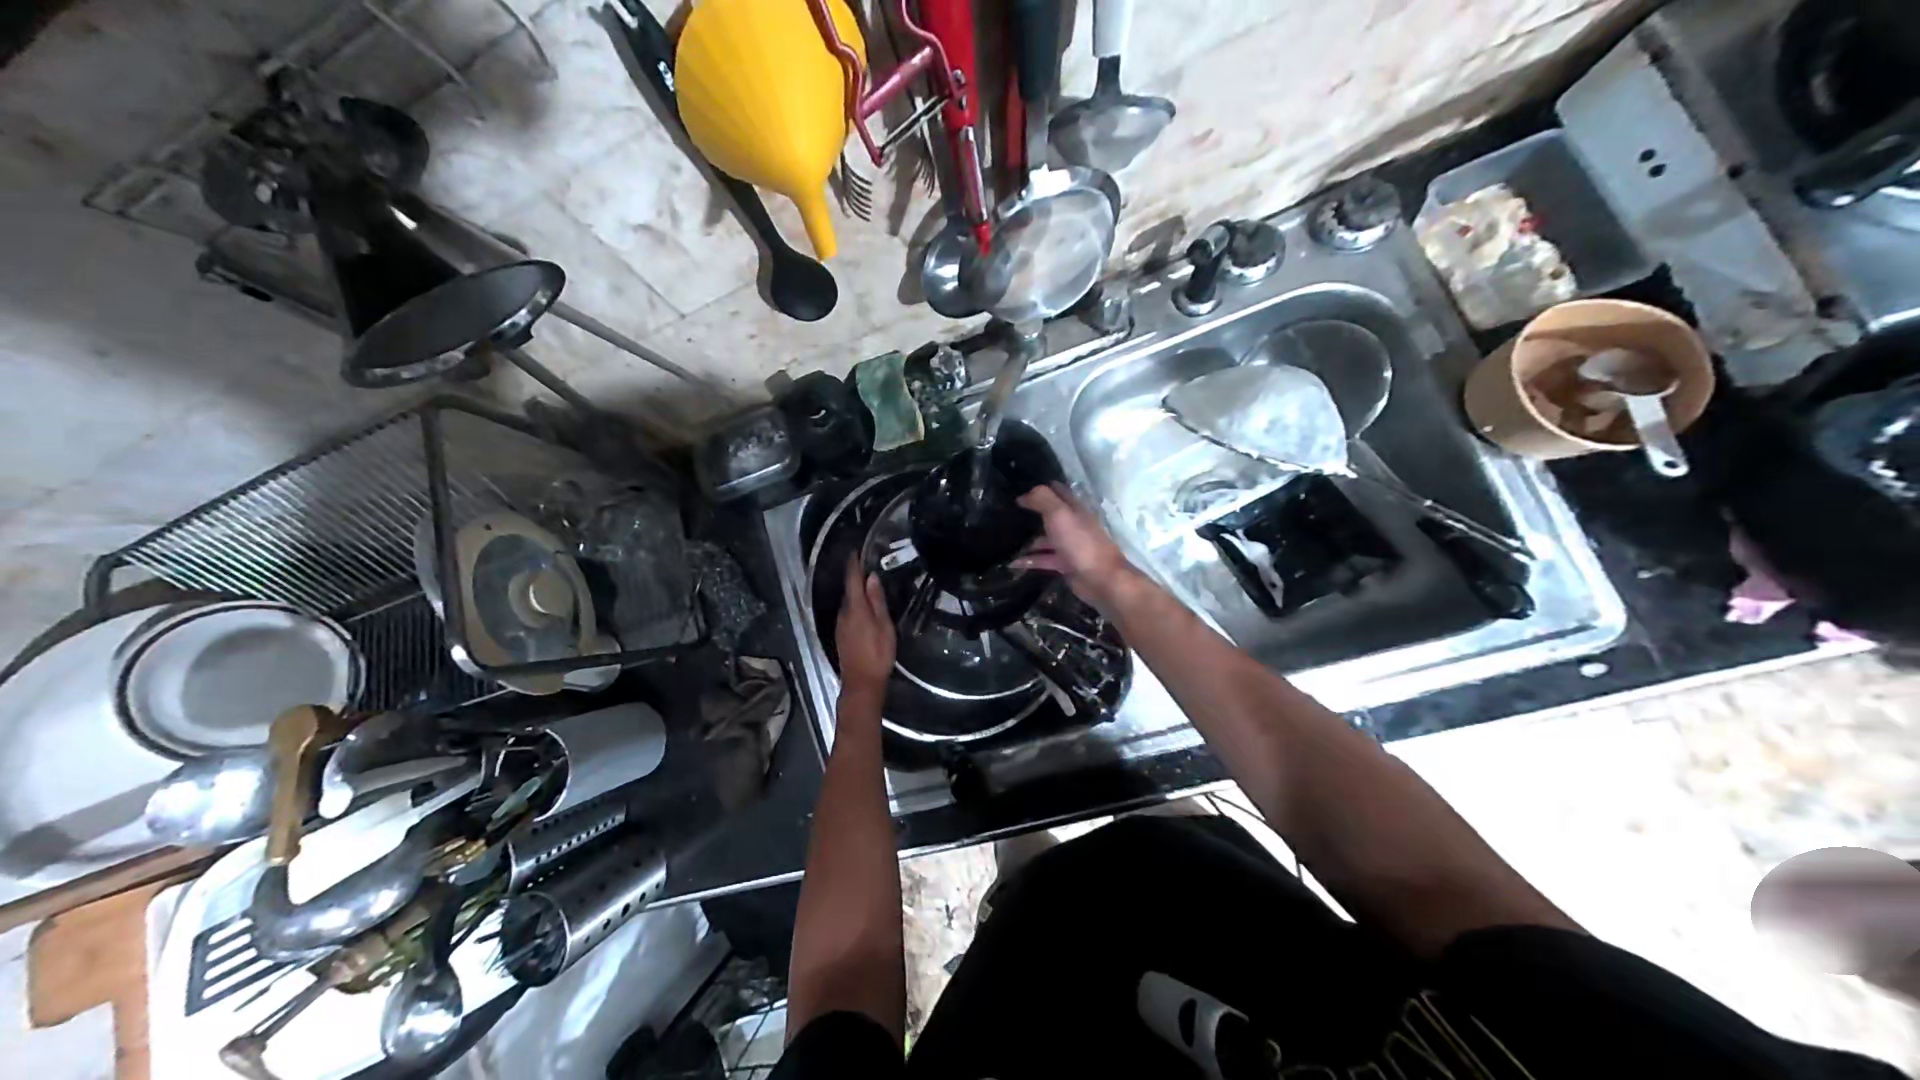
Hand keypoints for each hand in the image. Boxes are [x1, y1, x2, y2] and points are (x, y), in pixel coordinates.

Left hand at [835, 555, 895, 694]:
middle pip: (849, 589)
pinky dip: (856, 604)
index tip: (856, 550)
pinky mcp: (841, 634)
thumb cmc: (877, 655)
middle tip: (869, 563)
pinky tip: (865, 606)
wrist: (861, 683)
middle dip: (857, 576)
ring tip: (870, 582)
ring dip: (857, 591)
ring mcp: (840, 624)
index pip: (852, 579)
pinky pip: (848, 612)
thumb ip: (877, 601)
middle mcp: (843, 613)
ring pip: (849, 601)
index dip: (854, 563)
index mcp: (855, 608)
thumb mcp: (884, 626)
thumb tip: (872, 577)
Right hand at [1012, 485, 1141, 609]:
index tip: (1019, 488)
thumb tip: (1023, 495)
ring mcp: (1070, 545)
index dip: (1040, 488)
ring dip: (1028, 540)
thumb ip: (1042, 499)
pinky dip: (1030, 561)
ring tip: (1007, 541)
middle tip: (1009, 513)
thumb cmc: (1080, 542)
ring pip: (1046, 539)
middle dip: (1032, 513)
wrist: (1100, 579)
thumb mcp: (1059, 514)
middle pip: (1050, 515)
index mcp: (1075, 509)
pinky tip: (1013, 563)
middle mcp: (1073, 524)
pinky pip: (1044, 559)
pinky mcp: (1066, 564)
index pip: (1058, 491)